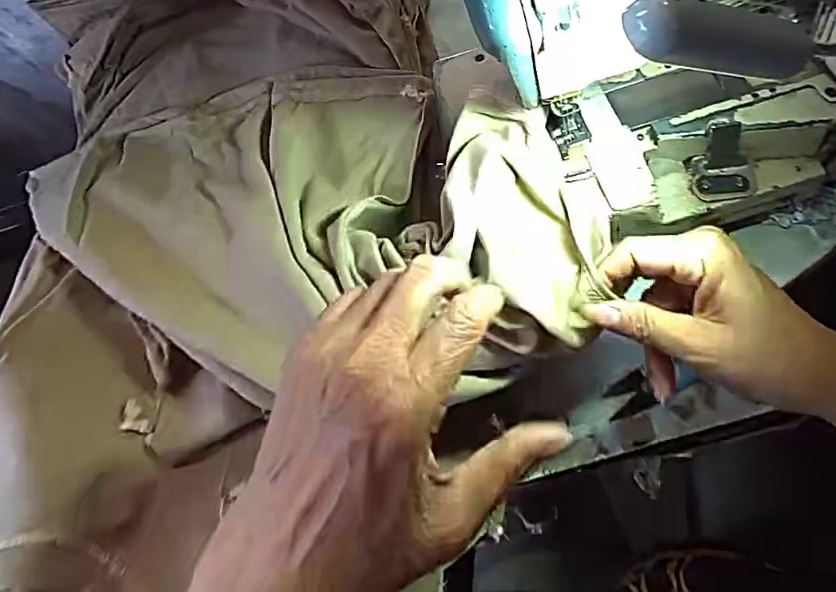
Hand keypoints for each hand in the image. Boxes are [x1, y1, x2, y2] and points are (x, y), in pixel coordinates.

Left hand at [190, 255, 572, 591]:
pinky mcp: (302, 353)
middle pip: (416, 282)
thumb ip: (506, 464)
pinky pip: (346, 298)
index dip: (484, 301)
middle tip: (465, 289)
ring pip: (381, 282)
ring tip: (431, 300)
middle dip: (449, 275)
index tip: (495, 300)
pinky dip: (373, 297)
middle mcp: (366, 364)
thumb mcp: (449, 517)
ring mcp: (328, 352)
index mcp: (406, 402)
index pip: (457, 322)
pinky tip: (386, 316)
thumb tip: (558, 432)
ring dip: (411, 283)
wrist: (277, 560)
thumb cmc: (369, 543)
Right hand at [581, 226, 835, 417]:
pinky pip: (671, 308)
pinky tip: (671, 375)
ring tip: (662, 383)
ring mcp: (702, 268)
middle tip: (621, 353)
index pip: (633, 252)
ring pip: (653, 299)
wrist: (822, 377)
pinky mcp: (706, 287)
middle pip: (641, 277)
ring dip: (653, 341)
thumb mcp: (698, 345)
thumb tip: (593, 309)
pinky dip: (668, 340)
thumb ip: (643, 325)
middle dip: (635, 322)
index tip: (585, 313)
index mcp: (700, 249)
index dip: (605, 280)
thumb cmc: (767, 358)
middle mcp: (698, 249)